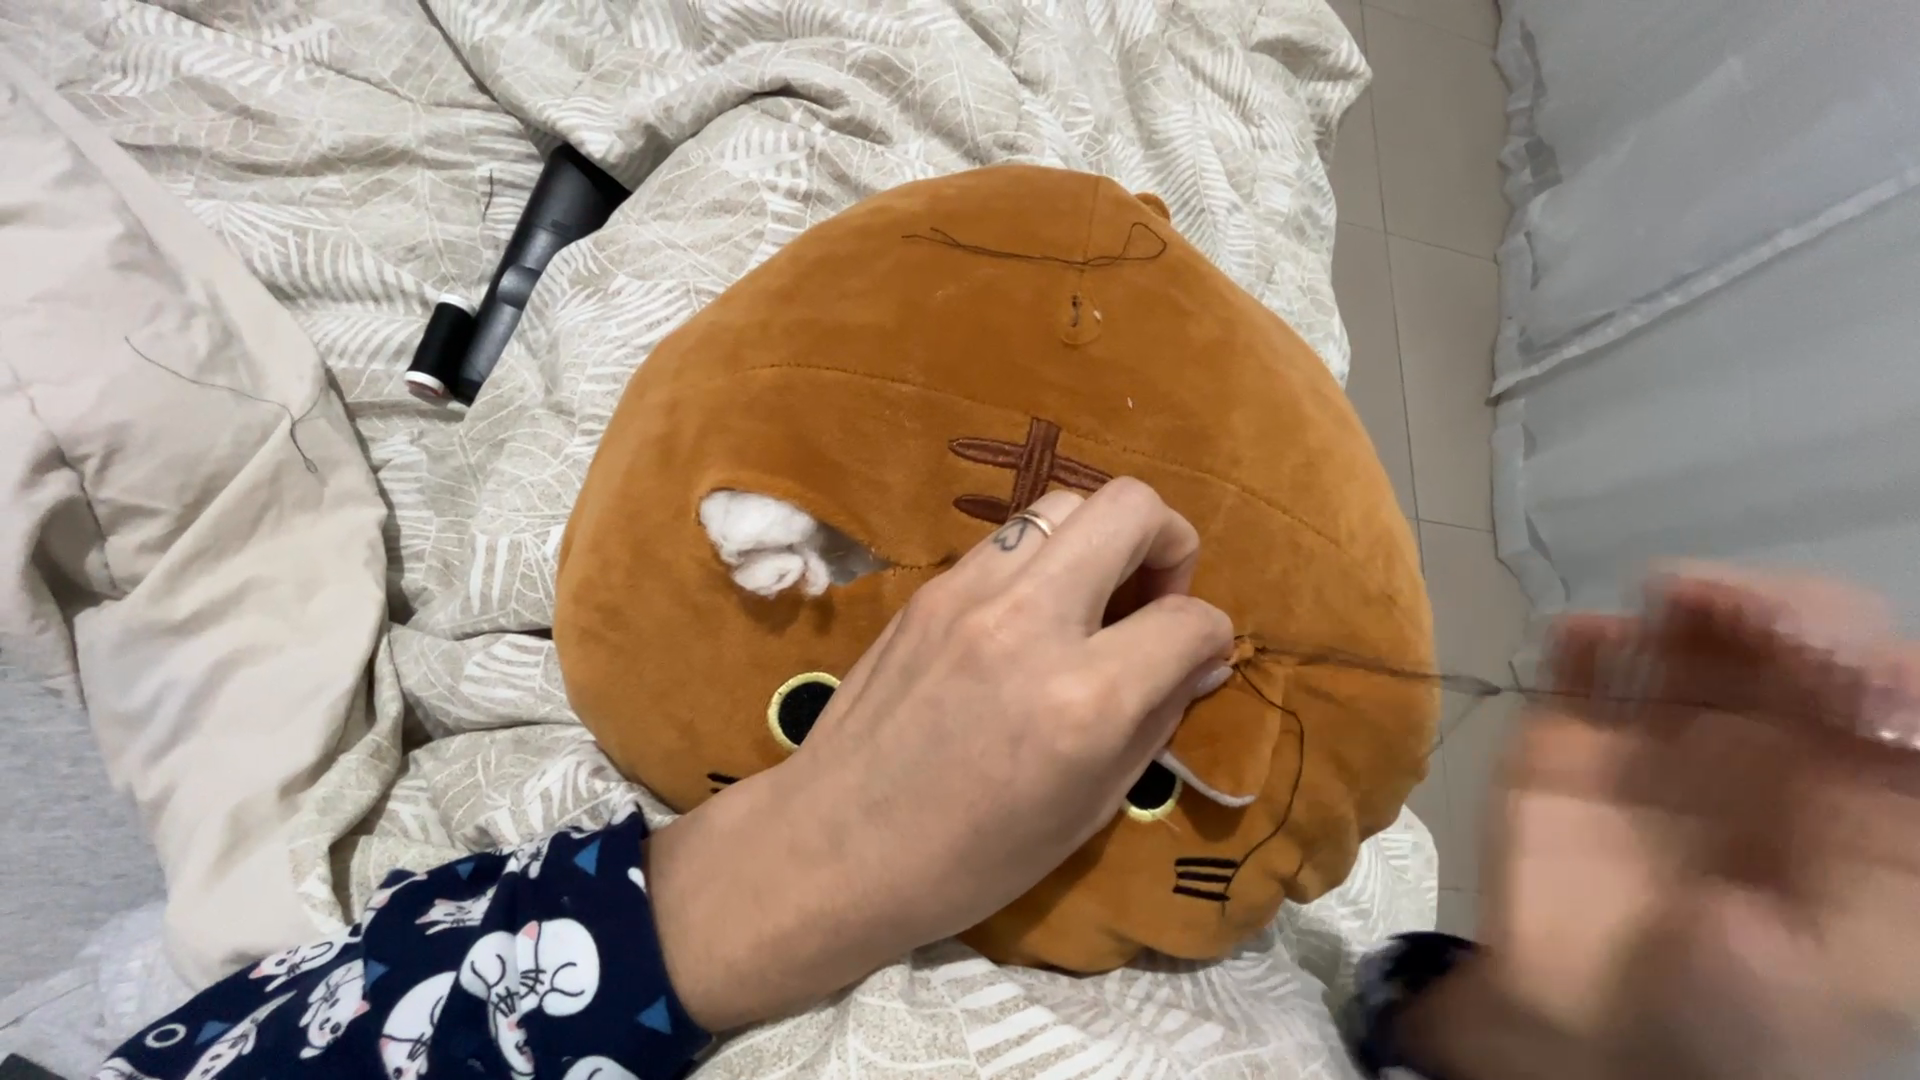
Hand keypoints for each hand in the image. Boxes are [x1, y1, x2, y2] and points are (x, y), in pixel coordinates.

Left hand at [645, 478, 1234, 1031]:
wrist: (837, 843)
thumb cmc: (972, 855)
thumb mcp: (1090, 808)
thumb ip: (1157, 718)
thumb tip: (1201, 659)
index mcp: (1084, 697)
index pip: (1189, 618)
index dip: (1213, 635)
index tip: (1196, 657)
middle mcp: (1029, 621)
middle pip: (1130, 507)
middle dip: (1169, 542)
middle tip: (1152, 598)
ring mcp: (969, 592)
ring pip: (1065, 502)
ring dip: (1100, 540)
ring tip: (1091, 600)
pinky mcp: (928, 587)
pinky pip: (1009, 539)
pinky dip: (1043, 558)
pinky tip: (1029, 613)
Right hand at [1404, 567, 1919, 1079]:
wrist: (1583, 1027)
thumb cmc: (1738, 1014)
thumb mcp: (1843, 958)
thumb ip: (1874, 850)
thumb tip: (1886, 720)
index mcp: (1859, 802)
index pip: (1893, 702)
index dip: (1883, 671)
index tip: (1853, 674)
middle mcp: (1767, 752)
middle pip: (1791, 650)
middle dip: (1782, 611)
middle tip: (1747, 609)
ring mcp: (1661, 739)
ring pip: (1691, 641)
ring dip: (1693, 605)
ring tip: (1676, 595)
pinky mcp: (1570, 738)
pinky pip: (1583, 670)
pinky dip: (1586, 640)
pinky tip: (1590, 638)